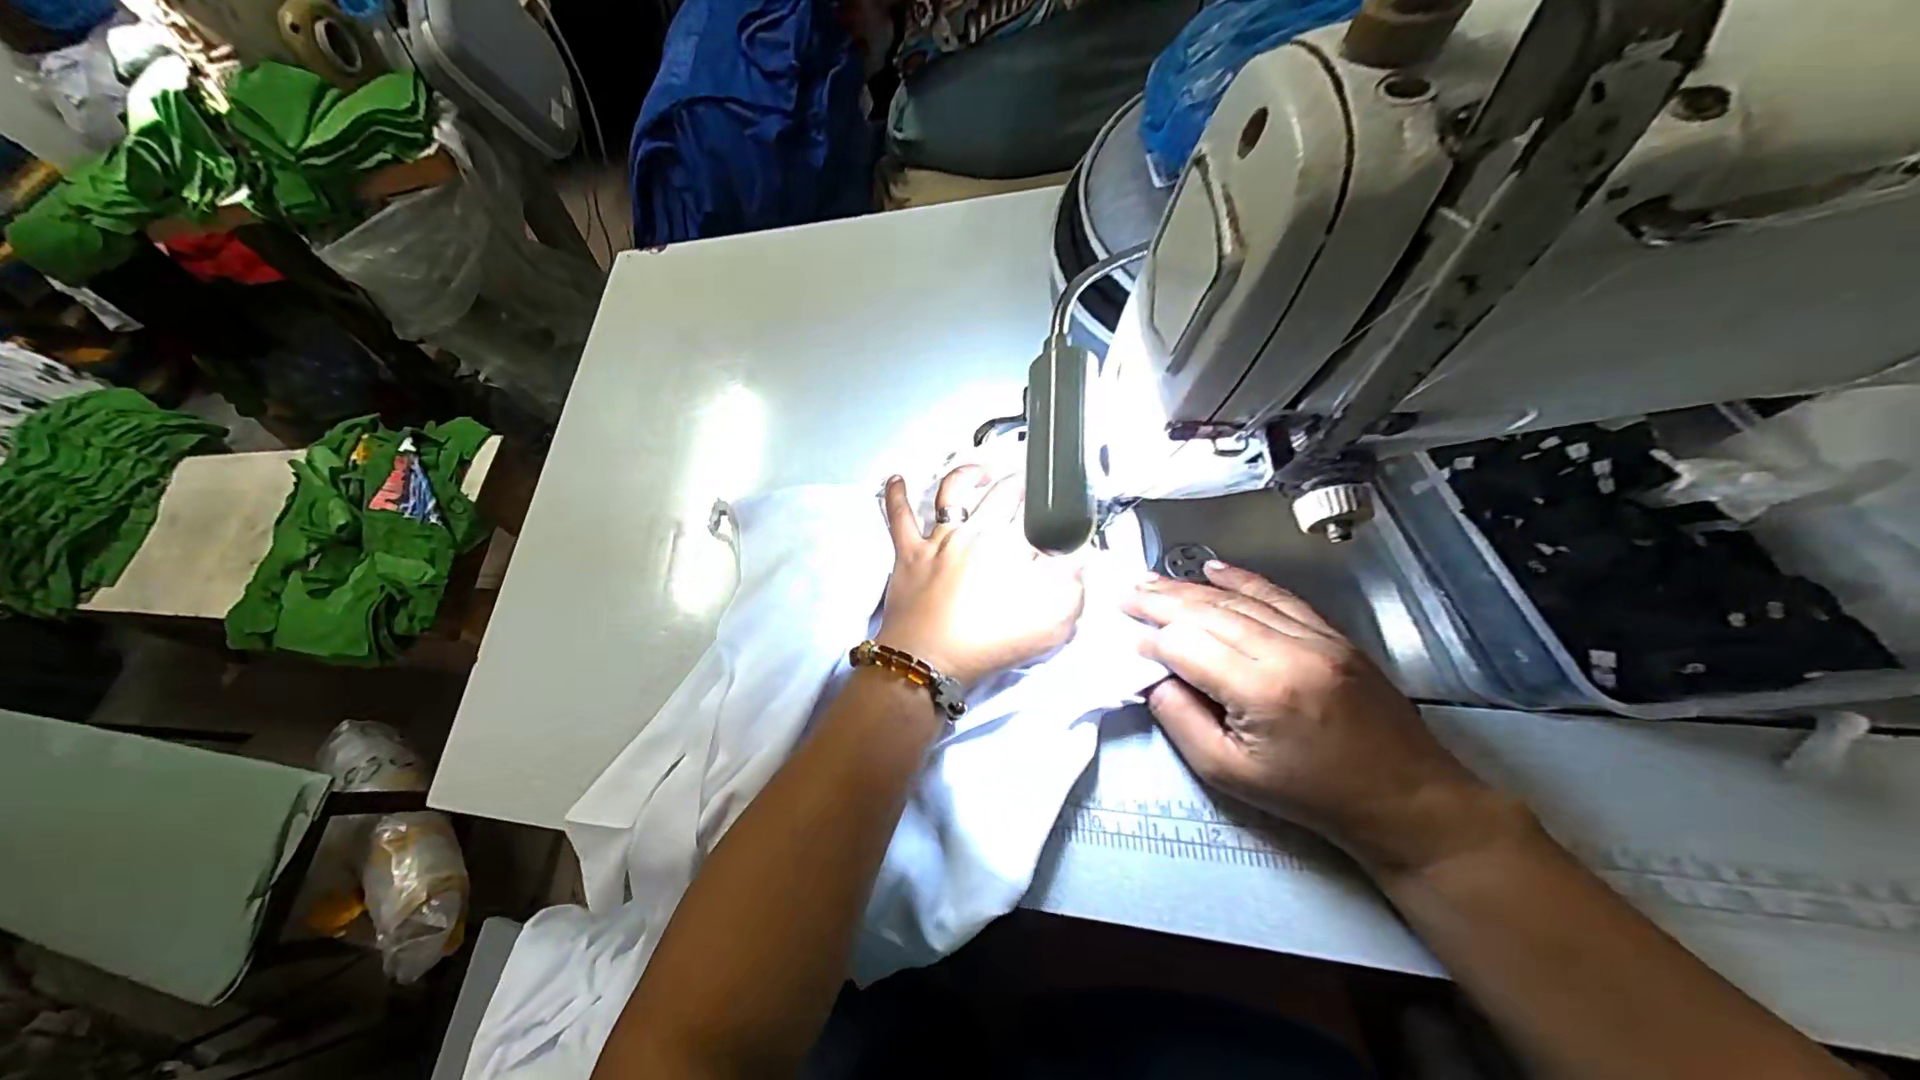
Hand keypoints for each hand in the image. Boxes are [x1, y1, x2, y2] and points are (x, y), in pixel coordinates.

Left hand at [875, 467, 1085, 689]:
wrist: (929, 661)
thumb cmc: (990, 644)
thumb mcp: (1051, 624)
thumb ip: (1072, 588)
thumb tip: (1081, 559)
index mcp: (1010, 545)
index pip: (1035, 515)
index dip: (1048, 508)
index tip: (1054, 508)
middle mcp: (974, 532)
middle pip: (998, 495)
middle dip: (1015, 483)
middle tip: (1022, 483)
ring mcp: (938, 540)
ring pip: (951, 493)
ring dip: (967, 475)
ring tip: (978, 471)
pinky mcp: (908, 553)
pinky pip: (899, 517)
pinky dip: (897, 495)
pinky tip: (897, 479)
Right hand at [1124, 561, 1516, 875]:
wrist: (1405, 800)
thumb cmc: (1310, 796)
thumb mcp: (1229, 773)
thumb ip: (1181, 721)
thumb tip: (1155, 679)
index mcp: (1262, 689)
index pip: (1189, 646)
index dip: (1154, 643)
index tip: (1129, 644)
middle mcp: (1289, 650)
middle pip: (1210, 612)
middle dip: (1162, 601)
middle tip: (1127, 593)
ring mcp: (1316, 637)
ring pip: (1239, 601)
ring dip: (1191, 588)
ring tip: (1153, 581)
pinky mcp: (1333, 635)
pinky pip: (1280, 597)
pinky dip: (1244, 581)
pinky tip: (1215, 569)